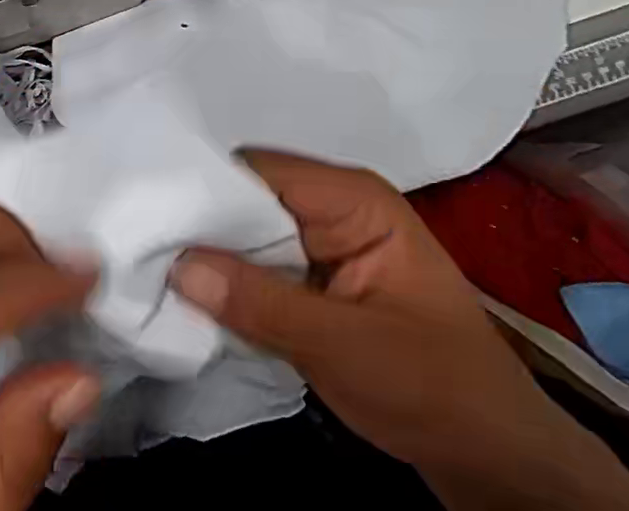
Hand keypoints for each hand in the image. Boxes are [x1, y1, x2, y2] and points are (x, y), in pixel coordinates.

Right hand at [172, 150, 628, 510]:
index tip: (144, 210)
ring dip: (204, 253)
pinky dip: (222, 277)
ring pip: (241, 231)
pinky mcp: (307, 275)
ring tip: (146, 263)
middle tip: (135, 241)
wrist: (493, 457)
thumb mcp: (348, 348)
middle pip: (243, 197)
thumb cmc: (438, 389)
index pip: (256, 171)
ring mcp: (317, 241)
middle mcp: (328, 205)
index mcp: (350, 198)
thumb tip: (178, 265)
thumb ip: (261, 304)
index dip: (200, 188)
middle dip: (196, 223)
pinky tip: (185, 288)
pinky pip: (251, 263)